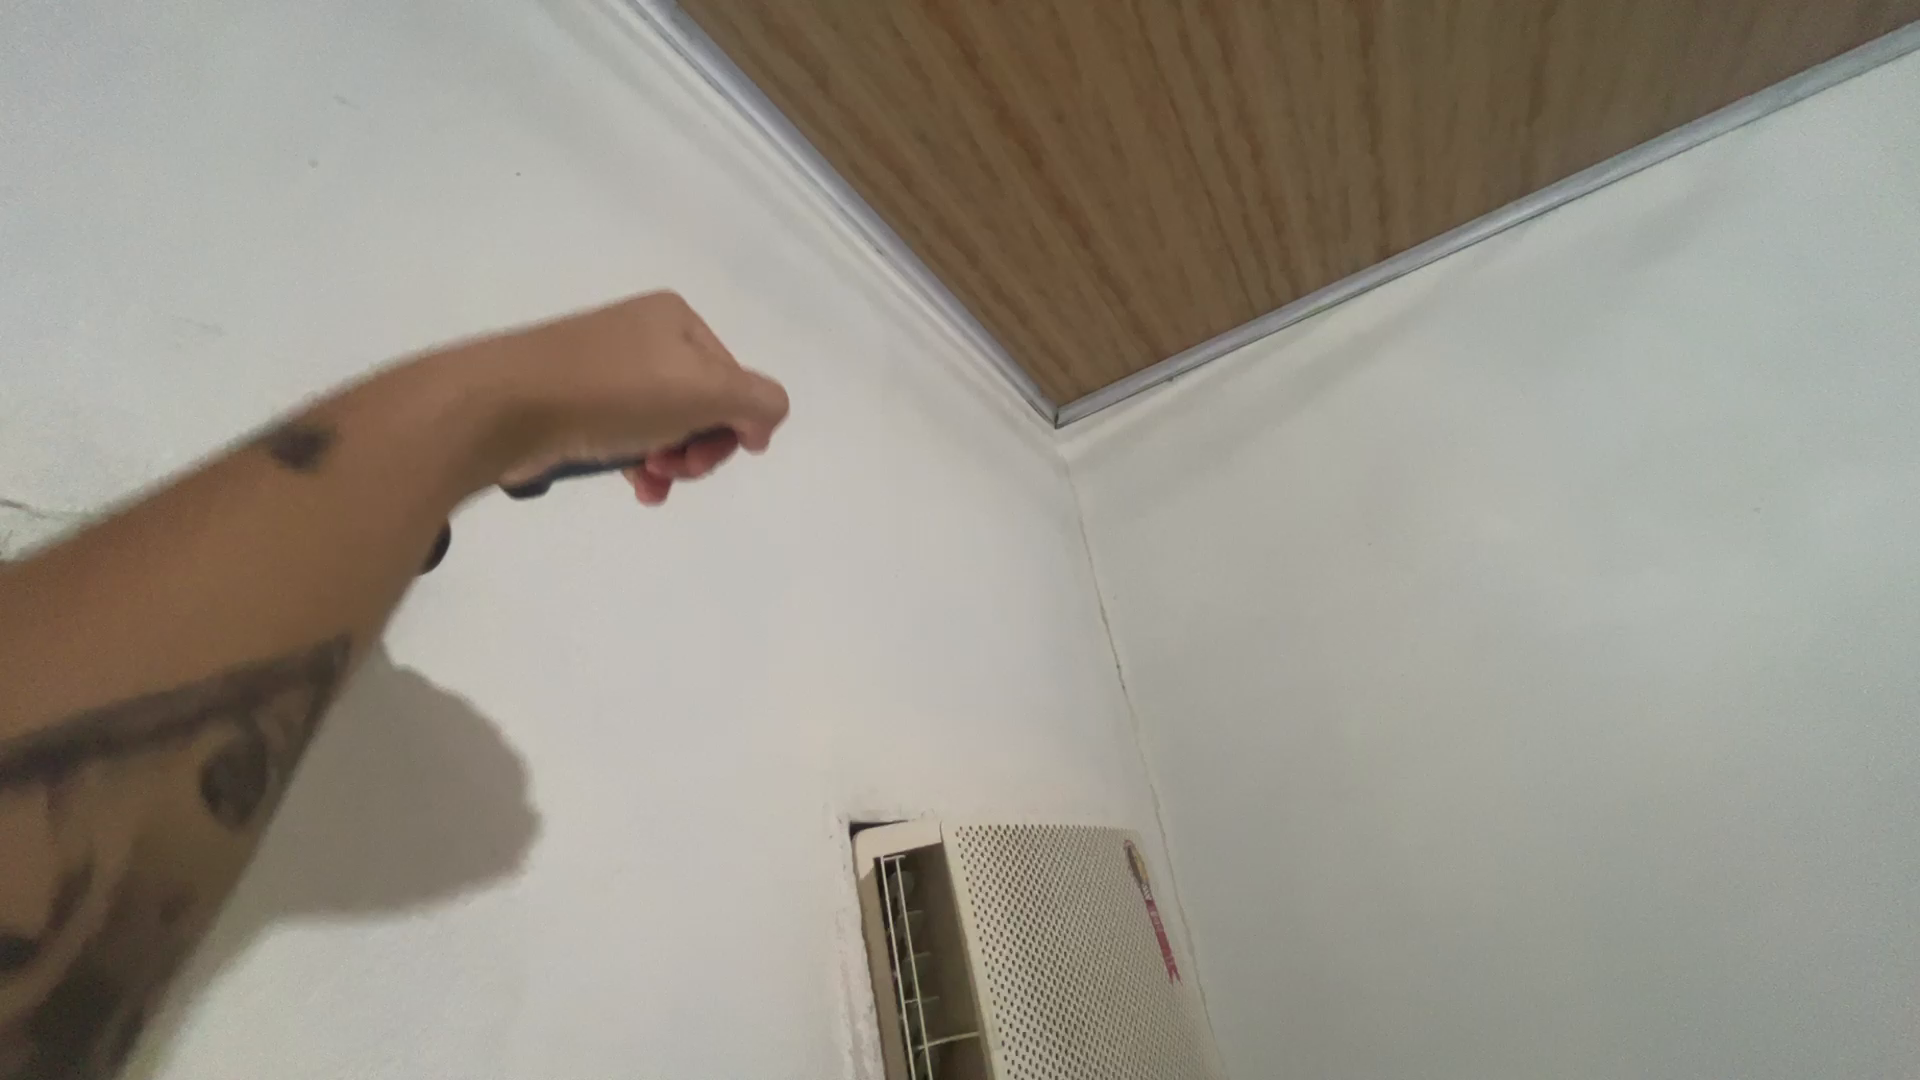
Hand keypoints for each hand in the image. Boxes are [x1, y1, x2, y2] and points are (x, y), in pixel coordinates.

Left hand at [487, 291, 788, 503]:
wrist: (502, 406)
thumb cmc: (614, 393)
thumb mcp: (708, 391)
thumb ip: (760, 401)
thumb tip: (762, 425)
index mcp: (678, 321)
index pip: (737, 382)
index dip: (736, 425)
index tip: (715, 457)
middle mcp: (645, 336)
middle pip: (704, 406)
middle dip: (701, 448)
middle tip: (680, 470)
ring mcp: (608, 367)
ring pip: (669, 426)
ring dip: (673, 463)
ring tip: (653, 483)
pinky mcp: (577, 400)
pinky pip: (630, 435)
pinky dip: (642, 464)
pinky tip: (638, 486)